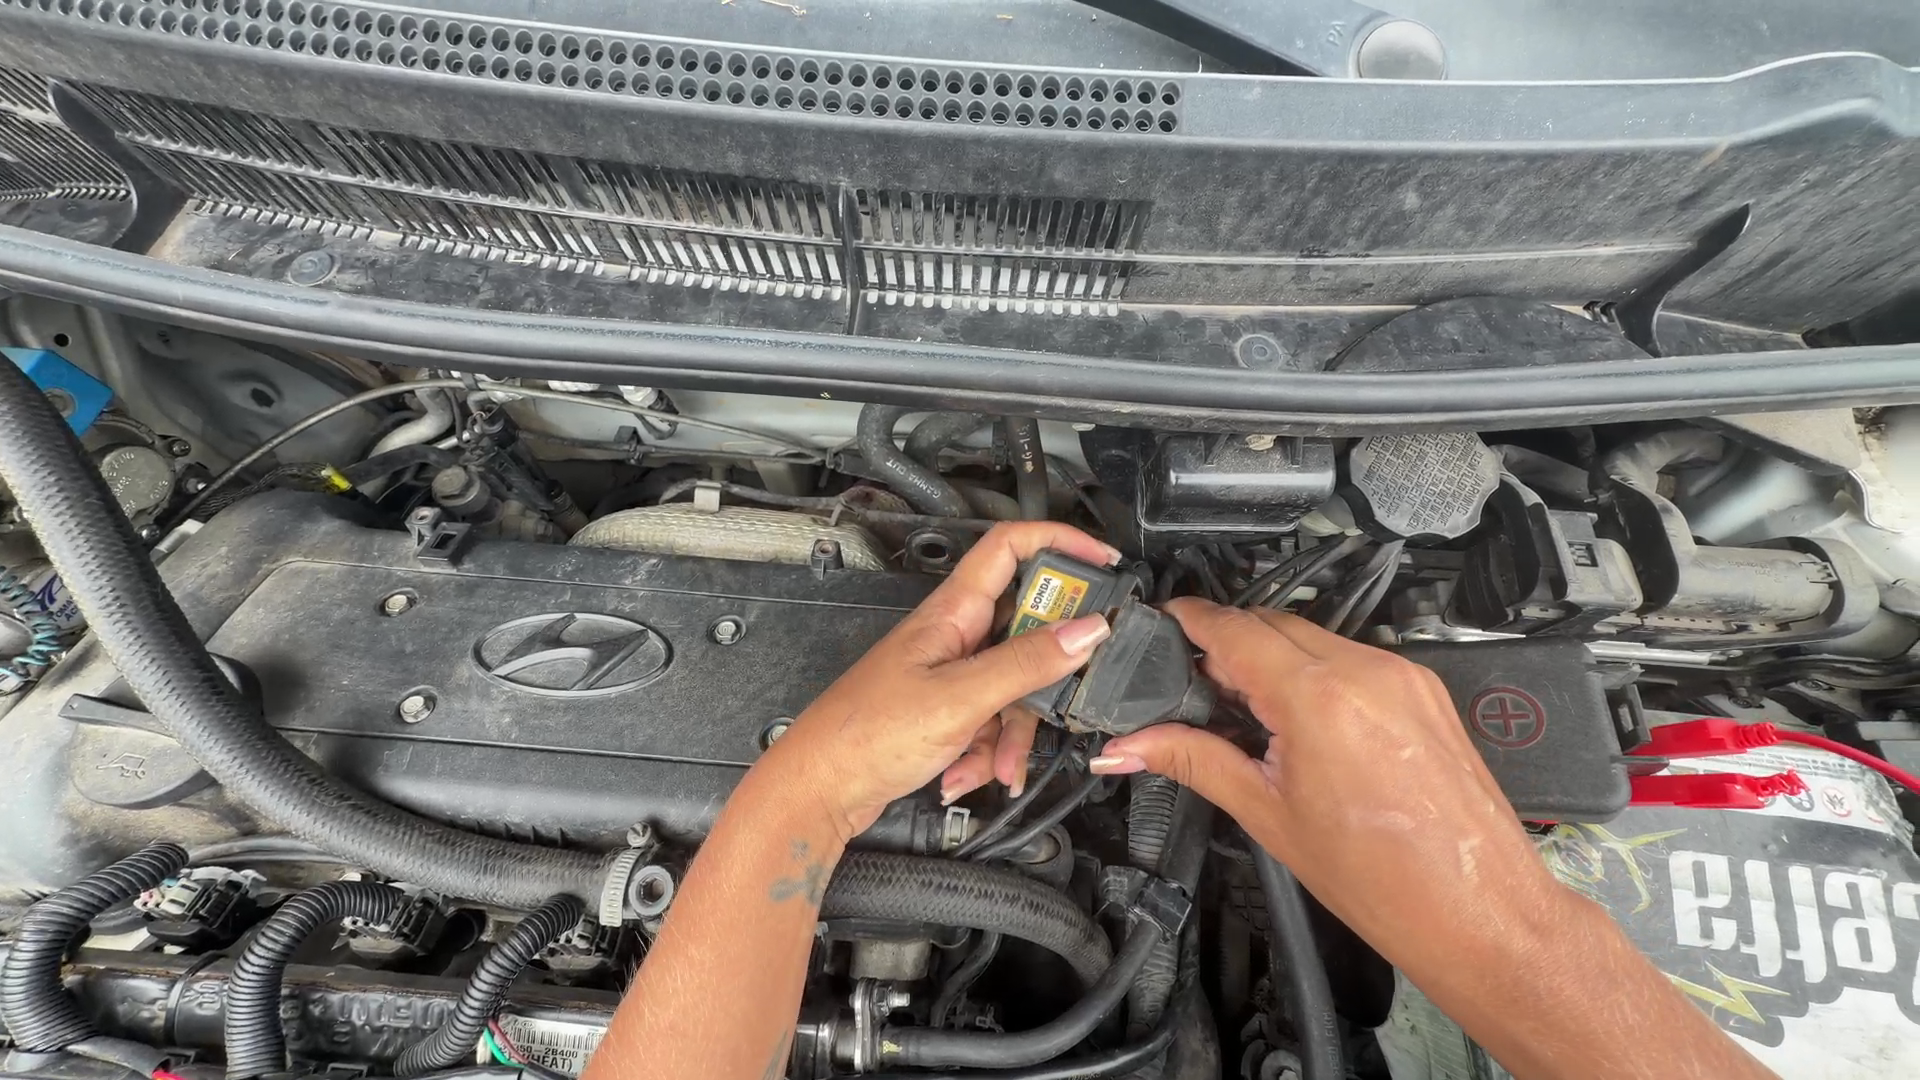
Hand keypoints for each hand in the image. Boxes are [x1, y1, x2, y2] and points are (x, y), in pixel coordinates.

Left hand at [755, 522, 1120, 841]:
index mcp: (952, 611)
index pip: (1010, 546)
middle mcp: (955, 633)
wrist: (819, 790)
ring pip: (1015, 682)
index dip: (1059, 541)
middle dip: (1048, 672)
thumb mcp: (959, 699)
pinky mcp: (949, 707)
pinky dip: (990, 749)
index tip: (1103, 563)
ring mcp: (952, 671)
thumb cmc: (865, 735)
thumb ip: (1025, 664)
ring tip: (1001, 764)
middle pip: (1027, 625)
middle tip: (1065, 696)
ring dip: (1015, 730)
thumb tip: (1086, 630)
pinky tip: (971, 774)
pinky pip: (994, 717)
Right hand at [1087, 599, 1570, 964]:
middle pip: (1268, 620)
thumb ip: (1190, 759)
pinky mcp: (1421, 687)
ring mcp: (1399, 674)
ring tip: (1248, 707)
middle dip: (1224, 639)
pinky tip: (1297, 713)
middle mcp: (1364, 670)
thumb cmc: (1383, 878)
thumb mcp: (1265, 811)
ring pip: (1308, 633)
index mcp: (1318, 698)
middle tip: (1196, 681)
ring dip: (1267, 653)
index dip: (1189, 618)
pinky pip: (1345, 653)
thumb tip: (1125, 747)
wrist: (1483, 914)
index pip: (1233, 628)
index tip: (1163, 620)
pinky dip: (1309, 666)